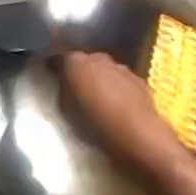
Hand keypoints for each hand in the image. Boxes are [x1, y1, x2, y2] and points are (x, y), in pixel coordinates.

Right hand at [58, 50, 191, 179]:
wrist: (140, 136)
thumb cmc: (97, 125)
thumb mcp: (68, 111)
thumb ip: (64, 92)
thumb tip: (64, 84)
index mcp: (77, 63)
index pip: (62, 58)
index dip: (58, 68)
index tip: (55, 78)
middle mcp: (99, 58)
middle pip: (85, 60)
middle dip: (81, 72)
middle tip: (77, 90)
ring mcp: (121, 67)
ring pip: (105, 69)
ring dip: (101, 78)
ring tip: (99, 98)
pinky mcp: (139, 80)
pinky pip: (122, 79)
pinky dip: (118, 87)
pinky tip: (118, 104)